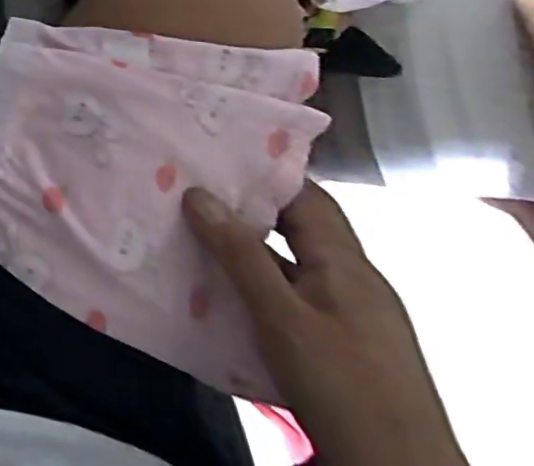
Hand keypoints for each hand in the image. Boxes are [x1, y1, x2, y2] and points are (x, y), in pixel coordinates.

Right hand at [184, 183, 466, 465]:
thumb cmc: (341, 384)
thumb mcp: (281, 317)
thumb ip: (240, 254)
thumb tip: (198, 193)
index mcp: (349, 267)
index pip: (310, 200)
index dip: (265, 172)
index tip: (212, 153)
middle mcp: (353, 280)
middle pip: (298, 225)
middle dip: (245, 202)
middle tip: (184, 183)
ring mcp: (346, 310)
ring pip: (288, 256)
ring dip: (241, 238)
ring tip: (184, 223)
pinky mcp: (333, 334)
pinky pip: (286, 284)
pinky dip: (248, 271)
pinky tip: (212, 275)